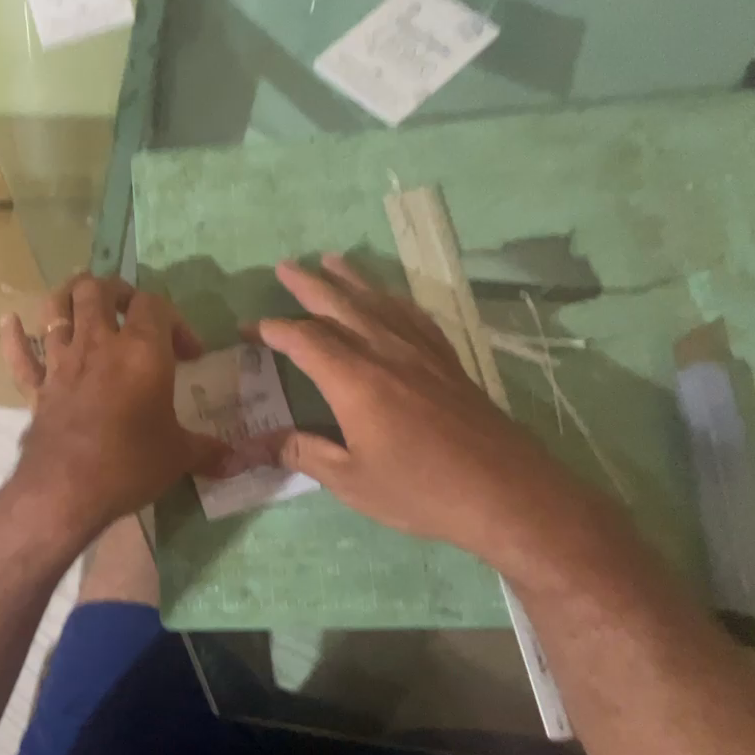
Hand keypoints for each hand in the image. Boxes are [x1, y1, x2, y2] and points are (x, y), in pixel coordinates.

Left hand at [0, 275, 232, 542]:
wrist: (66, 490)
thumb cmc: (130, 465)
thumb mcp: (178, 456)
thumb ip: (209, 450)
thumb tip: (243, 461)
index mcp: (141, 350)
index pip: (156, 305)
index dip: (176, 321)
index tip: (189, 354)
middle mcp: (97, 345)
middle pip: (97, 290)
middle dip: (116, 292)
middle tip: (131, 313)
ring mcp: (61, 363)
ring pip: (56, 309)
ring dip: (68, 298)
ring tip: (81, 303)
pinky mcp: (36, 389)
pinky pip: (19, 355)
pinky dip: (14, 337)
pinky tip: (10, 322)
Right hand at [243, 254, 613, 578]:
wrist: (506, 494)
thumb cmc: (418, 489)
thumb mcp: (349, 480)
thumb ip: (303, 453)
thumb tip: (259, 443)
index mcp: (355, 381)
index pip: (305, 341)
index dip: (273, 331)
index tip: (248, 329)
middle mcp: (387, 354)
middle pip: (342, 307)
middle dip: (309, 286)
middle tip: (285, 266)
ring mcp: (423, 355)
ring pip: (380, 303)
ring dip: (352, 280)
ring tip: (332, 260)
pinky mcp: (449, 363)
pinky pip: (415, 317)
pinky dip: (394, 300)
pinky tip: (388, 298)